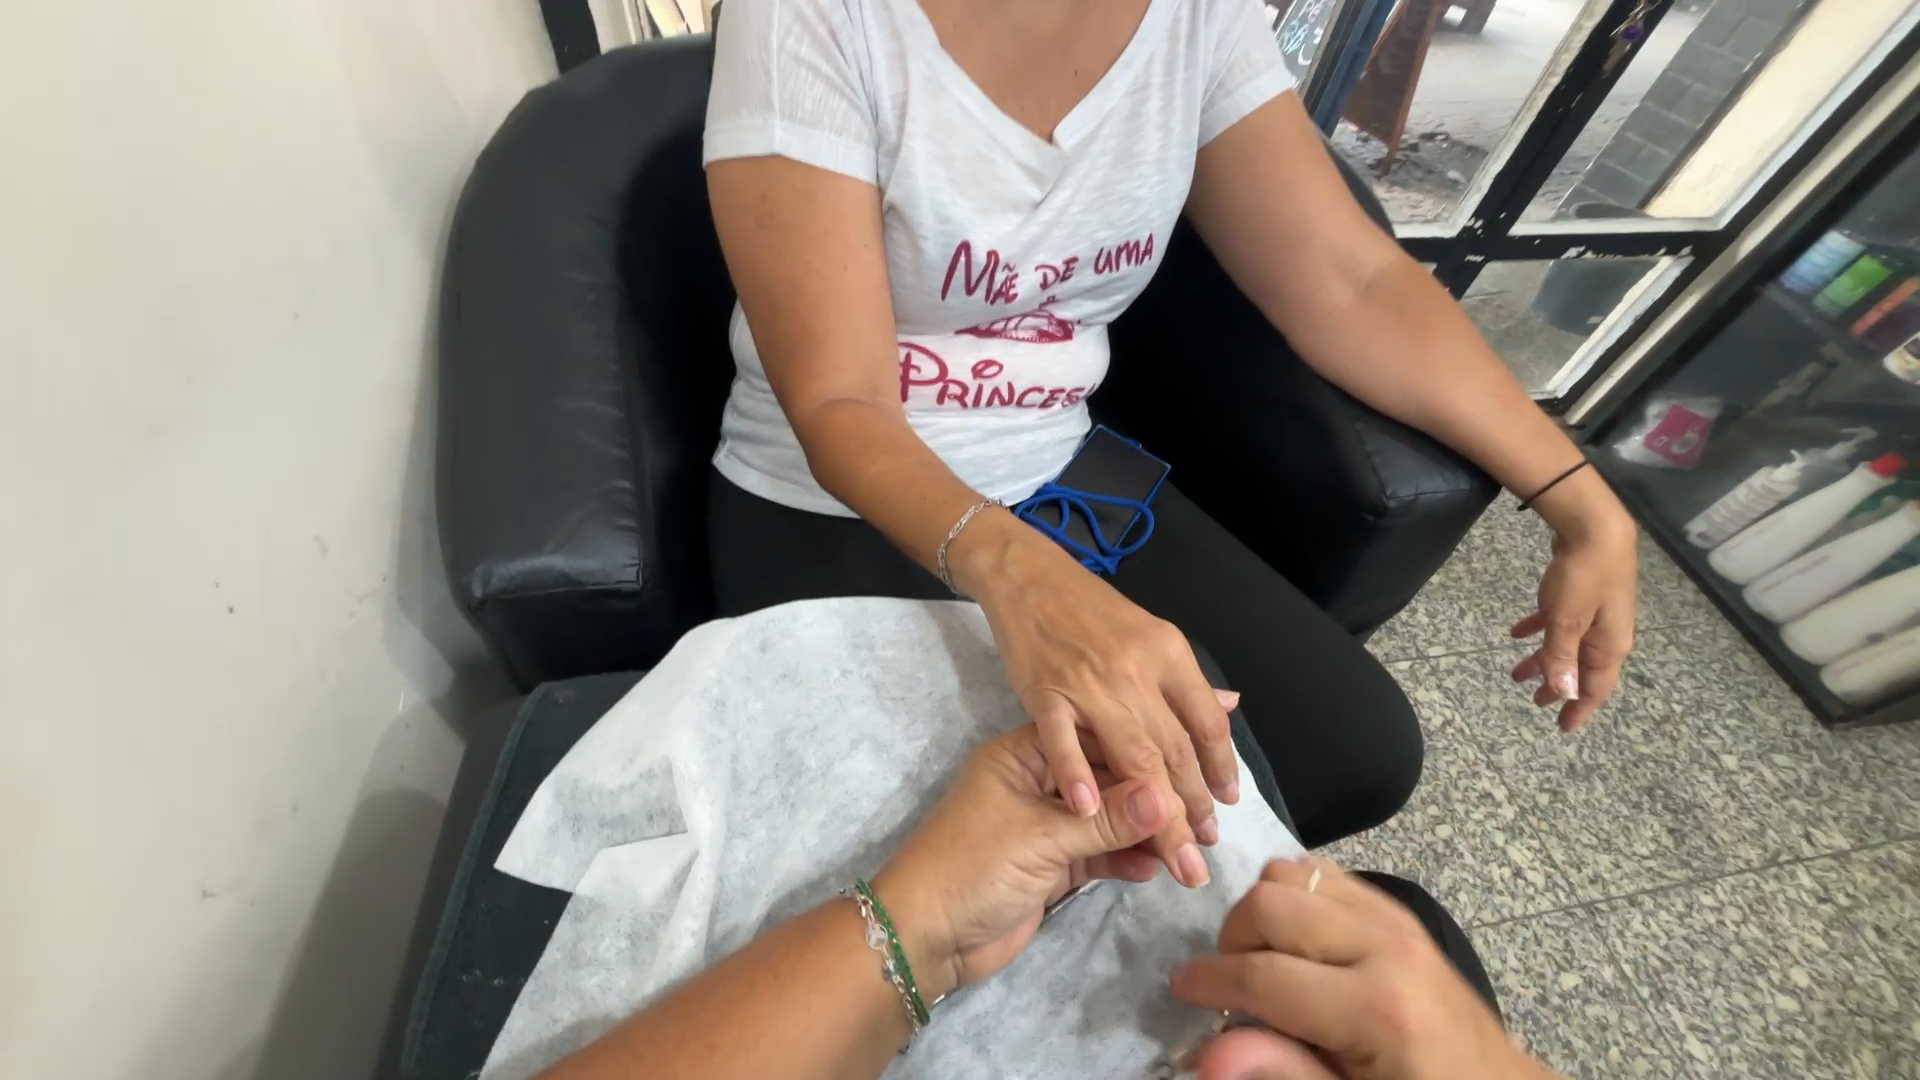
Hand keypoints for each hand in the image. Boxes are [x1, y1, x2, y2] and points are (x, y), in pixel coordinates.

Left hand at [872, 725, 1174, 999]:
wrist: (928, 934)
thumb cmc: (974, 864)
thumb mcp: (1042, 836)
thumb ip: (1107, 819)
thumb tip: (1169, 797)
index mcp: (1025, 753)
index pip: (1096, 738)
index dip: (1142, 745)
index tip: (1193, 748)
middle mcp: (1039, 781)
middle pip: (1106, 780)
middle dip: (1151, 796)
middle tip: (1205, 807)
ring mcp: (1046, 823)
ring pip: (1107, 820)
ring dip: (1144, 833)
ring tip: (1192, 845)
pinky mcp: (1051, 863)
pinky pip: (1097, 854)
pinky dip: (1124, 860)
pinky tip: (1156, 867)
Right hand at [951, 513, 1237, 888]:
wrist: (1028, 575)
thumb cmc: (1089, 607)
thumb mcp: (1148, 632)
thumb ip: (1183, 678)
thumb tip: (1229, 708)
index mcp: (1167, 652)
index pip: (1205, 723)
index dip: (1219, 771)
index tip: (1224, 809)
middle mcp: (1136, 670)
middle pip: (1174, 752)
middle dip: (1191, 811)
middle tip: (1202, 859)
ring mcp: (1088, 682)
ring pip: (1130, 757)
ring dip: (1153, 814)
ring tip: (1171, 858)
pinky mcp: (1044, 691)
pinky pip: (1063, 741)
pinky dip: (1077, 777)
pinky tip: (1090, 813)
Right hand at [1170, 860, 1546, 1079]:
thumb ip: (1285, 1076)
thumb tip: (1204, 1054)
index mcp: (1380, 1009)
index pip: (1263, 975)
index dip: (1209, 983)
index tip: (1180, 992)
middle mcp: (1385, 945)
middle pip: (1269, 903)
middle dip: (1233, 942)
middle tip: (1233, 986)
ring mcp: (1393, 918)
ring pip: (1289, 872)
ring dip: (1261, 912)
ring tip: (1264, 962)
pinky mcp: (1394, 908)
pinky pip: (1319, 870)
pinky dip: (1292, 895)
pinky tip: (1296, 943)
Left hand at [1509, 512, 1637, 732]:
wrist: (1594, 532)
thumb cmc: (1581, 578)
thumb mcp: (1566, 621)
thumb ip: (1562, 656)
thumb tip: (1566, 692)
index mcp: (1608, 646)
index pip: (1595, 688)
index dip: (1579, 708)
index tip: (1563, 728)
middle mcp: (1605, 635)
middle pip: (1580, 670)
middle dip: (1558, 687)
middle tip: (1534, 701)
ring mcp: (1594, 615)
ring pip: (1565, 647)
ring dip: (1542, 659)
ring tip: (1516, 672)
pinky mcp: (1579, 597)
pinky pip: (1557, 623)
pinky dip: (1538, 630)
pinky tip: (1516, 633)